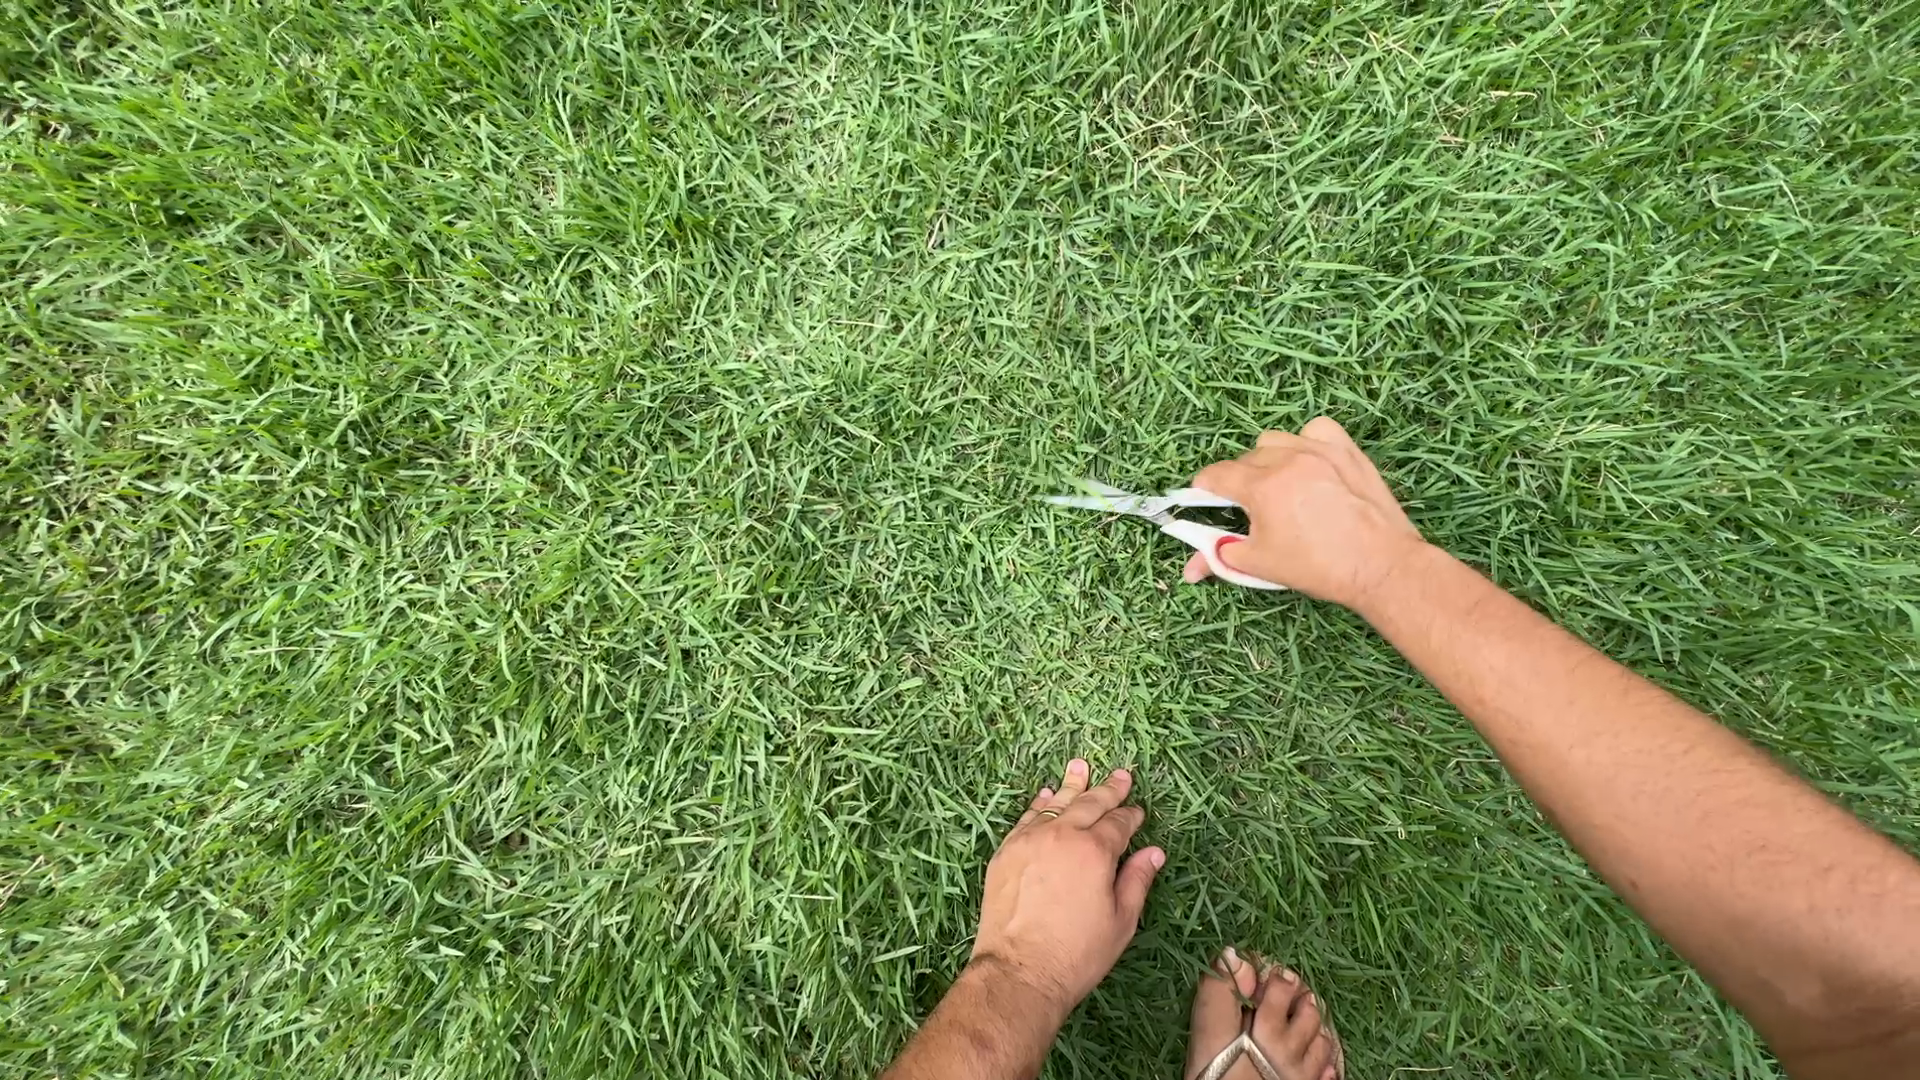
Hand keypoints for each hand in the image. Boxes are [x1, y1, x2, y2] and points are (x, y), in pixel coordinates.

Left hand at [968, 759, 1165, 1018]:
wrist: (1018, 969)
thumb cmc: (1078, 953)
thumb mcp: (1120, 921)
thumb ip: (1136, 880)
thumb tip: (1154, 852)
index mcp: (1095, 850)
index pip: (1118, 823)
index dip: (1131, 816)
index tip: (1138, 810)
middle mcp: (1063, 834)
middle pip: (1089, 804)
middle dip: (1108, 789)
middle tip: (1121, 774)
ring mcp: (1030, 838)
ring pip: (1057, 803)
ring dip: (1072, 785)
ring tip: (1080, 765)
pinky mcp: (1007, 849)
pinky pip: (1028, 816)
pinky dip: (1041, 804)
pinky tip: (1047, 795)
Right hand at [1186, 416, 1425, 608]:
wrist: (1382, 567)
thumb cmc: (1317, 568)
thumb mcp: (1259, 564)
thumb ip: (1218, 557)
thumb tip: (1189, 571)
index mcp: (1263, 487)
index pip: (1215, 475)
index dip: (1202, 489)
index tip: (1203, 500)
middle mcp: (1288, 460)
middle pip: (1244, 459)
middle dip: (1238, 481)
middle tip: (1248, 509)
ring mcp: (1321, 451)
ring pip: (1275, 441)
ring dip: (1267, 460)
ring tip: (1278, 486)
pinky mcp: (1347, 451)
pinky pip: (1316, 430)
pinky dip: (1306, 442)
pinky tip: (1308, 465)